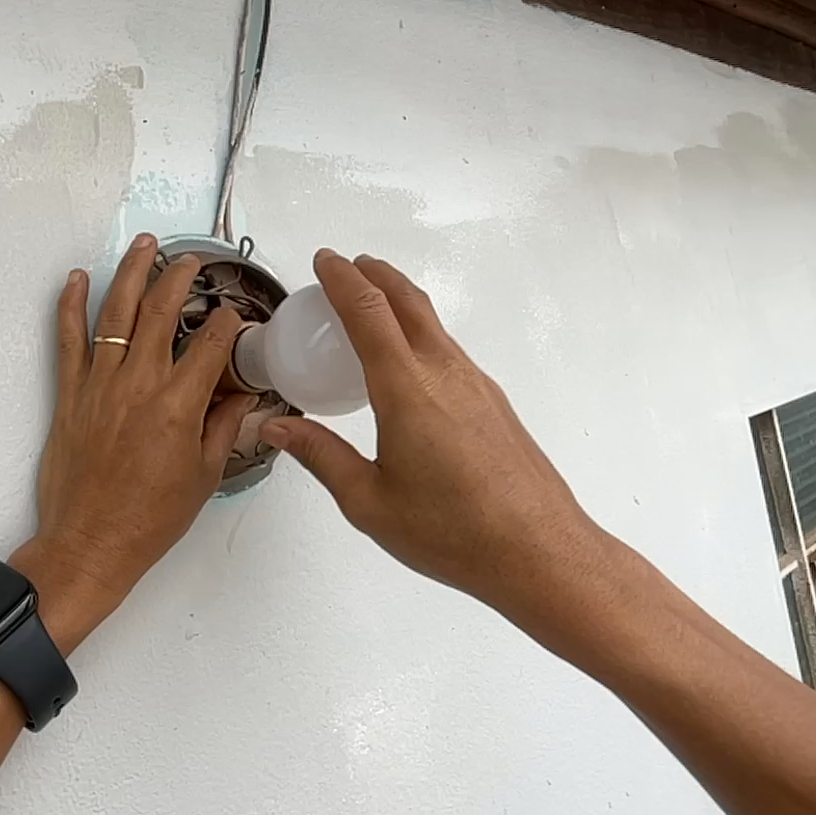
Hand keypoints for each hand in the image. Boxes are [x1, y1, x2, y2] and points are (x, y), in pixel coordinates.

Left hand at [12, 234, 256, 650]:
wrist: (90, 543)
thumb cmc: (150, 519)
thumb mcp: (203, 476)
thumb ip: (223, 427)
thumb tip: (241, 396)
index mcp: (178, 405)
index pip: (211, 344)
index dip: (228, 323)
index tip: (235, 315)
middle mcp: (139, 384)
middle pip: (161, 312)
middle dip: (180, 278)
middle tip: (192, 261)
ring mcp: (100, 384)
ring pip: (116, 314)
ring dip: (131, 273)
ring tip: (144, 246)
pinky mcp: (70, 394)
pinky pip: (68, 340)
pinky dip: (71, 306)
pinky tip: (77, 279)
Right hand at [258, 250, 603, 646]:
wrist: (540, 553)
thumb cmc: (451, 531)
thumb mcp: (368, 500)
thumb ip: (320, 455)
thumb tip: (275, 427)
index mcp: (406, 389)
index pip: (368, 313)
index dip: (342, 279)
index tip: (323, 261)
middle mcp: (444, 373)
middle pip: (407, 300)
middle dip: (374, 273)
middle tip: (346, 267)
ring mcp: (475, 383)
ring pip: (432, 322)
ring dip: (398, 300)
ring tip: (370, 307)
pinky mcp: (492, 401)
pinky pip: (447, 348)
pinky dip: (417, 332)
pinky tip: (406, 365)